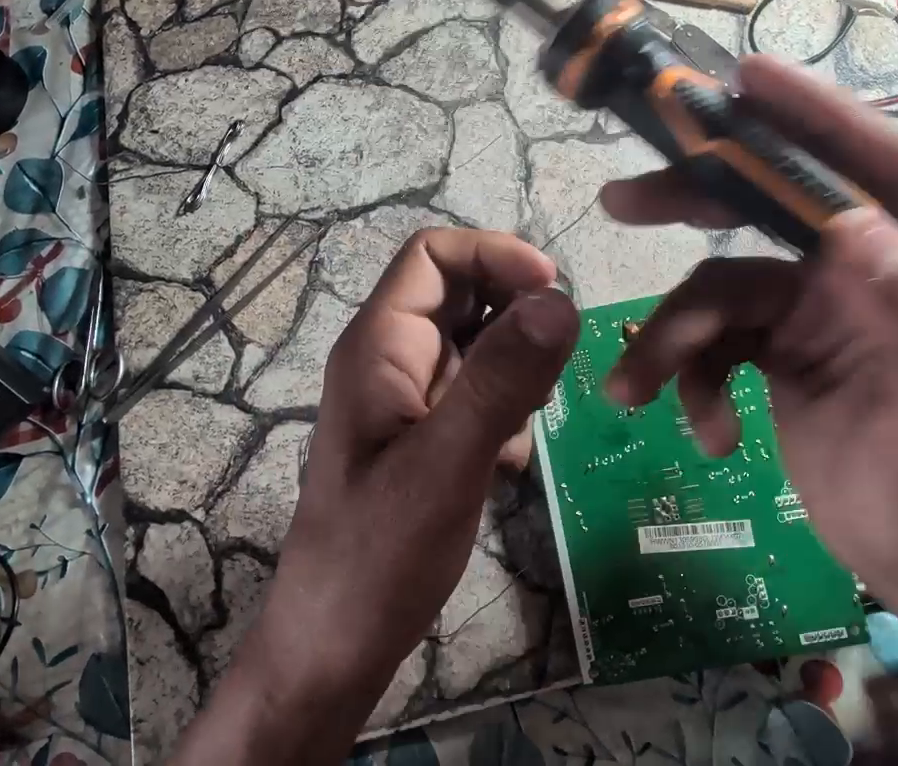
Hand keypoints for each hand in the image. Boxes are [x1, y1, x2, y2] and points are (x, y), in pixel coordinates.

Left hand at [172, 230, 578, 764]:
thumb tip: (560, 298)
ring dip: (514, 371)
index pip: (433, 254)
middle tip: (551, 370)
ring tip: (523, 427)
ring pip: (476, 345)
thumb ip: (502, 379)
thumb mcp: (448, 461)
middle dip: (514, 319)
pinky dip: (505, 411)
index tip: (555, 291)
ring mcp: (405, 397)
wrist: (337, 644)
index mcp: (379, 344)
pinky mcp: (423, 434)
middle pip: (460, 294)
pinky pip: (476, 393)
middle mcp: (390, 357)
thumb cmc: (380, 552)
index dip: (496, 255)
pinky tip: (507, 463)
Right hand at [599, 55, 897, 630]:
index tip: (746, 77)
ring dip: (672, 336)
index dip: (817, 116)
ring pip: (723, 286)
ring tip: (631, 390)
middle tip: (622, 201)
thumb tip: (857, 228)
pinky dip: (694, 380)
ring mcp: (822, 310)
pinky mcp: (784, 348)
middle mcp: (872, 273)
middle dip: (697, 200)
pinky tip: (711, 436)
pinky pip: (717, 340)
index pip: (881, 169)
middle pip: (778, 206)